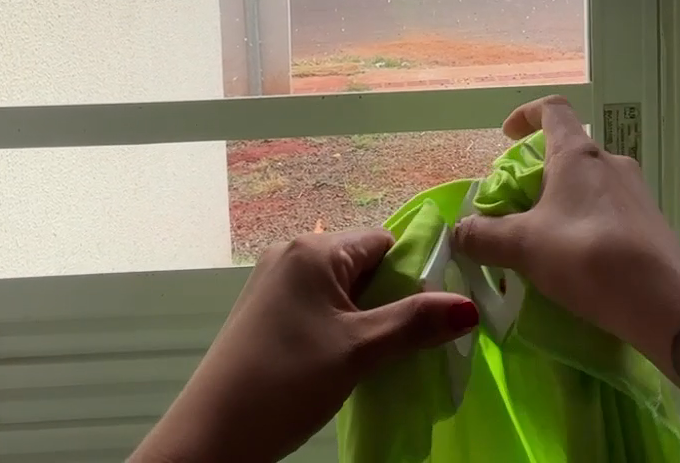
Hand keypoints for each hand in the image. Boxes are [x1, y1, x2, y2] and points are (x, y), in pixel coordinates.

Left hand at [131, 229, 479, 462]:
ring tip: (379, 354)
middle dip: (390, 297)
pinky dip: (339, 324)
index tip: (433, 311)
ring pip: (340, 287)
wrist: (209, 437)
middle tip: (409, 340)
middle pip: (362, 263)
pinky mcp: (263, 309)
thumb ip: (415, 323)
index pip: (383, 242)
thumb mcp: (358, 351)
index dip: (414, 272)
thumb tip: (469, 306)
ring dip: (365, 315)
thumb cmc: (287, 381)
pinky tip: (344, 359)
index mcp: (314, 249)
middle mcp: (292, 252)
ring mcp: (274, 281)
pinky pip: (317, 303)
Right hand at [451, 96, 679, 360]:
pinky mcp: (652, 225)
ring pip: (591, 184)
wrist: (666, 305)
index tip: (507, 137)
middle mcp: (610, 162)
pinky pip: (610, 212)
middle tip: (519, 206)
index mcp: (578, 154)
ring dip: (565, 202)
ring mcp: (636, 193)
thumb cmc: (588, 257)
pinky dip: (587, 224)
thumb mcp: (524, 247)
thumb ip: (485, 236)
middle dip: (540, 173)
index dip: (526, 115)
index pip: (552, 109)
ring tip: (546, 241)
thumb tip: (459, 231)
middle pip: (570, 151)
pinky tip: (579, 264)